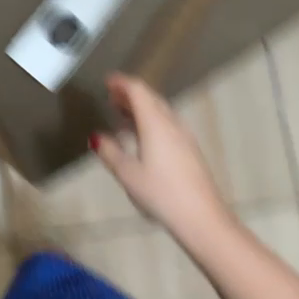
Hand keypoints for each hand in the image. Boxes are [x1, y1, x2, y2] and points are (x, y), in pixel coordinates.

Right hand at [92, 74, 235, 240]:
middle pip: (150, 98)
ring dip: (141, 108)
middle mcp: (171, 123)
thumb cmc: (161, 193)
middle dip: (130, 94)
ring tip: (122, 115)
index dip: (122, 82)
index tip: (107, 81)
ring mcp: (184, 136)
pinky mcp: (190, 149)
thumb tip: (96, 137)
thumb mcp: (128, 174)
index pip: (138, 90)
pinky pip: (167, 124)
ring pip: (160, 111)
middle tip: (111, 97)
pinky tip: (142, 138)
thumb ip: (110, 152)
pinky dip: (151, 121)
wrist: (202, 217)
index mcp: (155, 123)